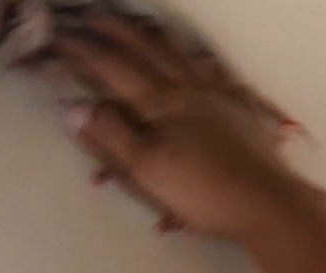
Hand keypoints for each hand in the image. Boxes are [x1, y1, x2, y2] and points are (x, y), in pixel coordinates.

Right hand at [49, 14, 325, 240]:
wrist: (267, 201)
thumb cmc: (204, 193)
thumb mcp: (150, 171)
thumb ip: (114, 138)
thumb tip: (74, 108)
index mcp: (159, 104)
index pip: (113, 68)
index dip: (83, 51)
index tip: (58, 35)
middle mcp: (187, 90)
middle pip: (145, 51)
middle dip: (115, 32)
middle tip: (92, 13)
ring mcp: (218, 96)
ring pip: (180, 55)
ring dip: (155, 37)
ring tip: (141, 24)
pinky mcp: (242, 110)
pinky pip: (217, 74)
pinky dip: (201, 60)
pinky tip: (200, 59)